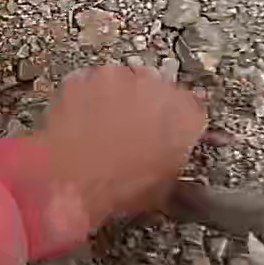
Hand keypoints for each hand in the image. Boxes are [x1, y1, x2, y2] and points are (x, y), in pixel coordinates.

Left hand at [24, 65, 205, 255]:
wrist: (71, 182)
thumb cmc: (118, 188)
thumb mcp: (164, 182)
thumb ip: (177, 153)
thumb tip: (175, 149)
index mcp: (184, 112)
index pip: (191, 105)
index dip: (176, 118)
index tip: (166, 126)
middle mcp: (154, 85)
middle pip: (155, 86)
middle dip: (144, 102)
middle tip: (130, 127)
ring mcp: (116, 76)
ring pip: (120, 79)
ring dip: (114, 96)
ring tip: (101, 125)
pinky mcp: (84, 76)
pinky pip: (88, 82)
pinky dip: (85, 96)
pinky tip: (81, 119)